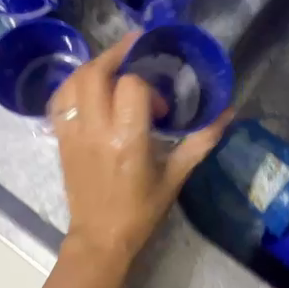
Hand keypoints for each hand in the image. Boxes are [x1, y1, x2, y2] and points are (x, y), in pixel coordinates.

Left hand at [48, 32, 228, 266]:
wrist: (100, 237)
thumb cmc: (141, 209)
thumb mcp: (176, 175)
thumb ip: (201, 140)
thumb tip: (228, 111)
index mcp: (127, 140)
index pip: (131, 86)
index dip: (148, 85)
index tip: (160, 107)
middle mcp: (96, 130)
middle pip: (95, 73)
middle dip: (115, 55)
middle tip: (135, 50)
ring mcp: (73, 133)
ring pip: (74, 81)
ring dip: (94, 66)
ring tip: (114, 66)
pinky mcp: (60, 139)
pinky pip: (59, 99)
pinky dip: (74, 85)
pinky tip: (91, 87)